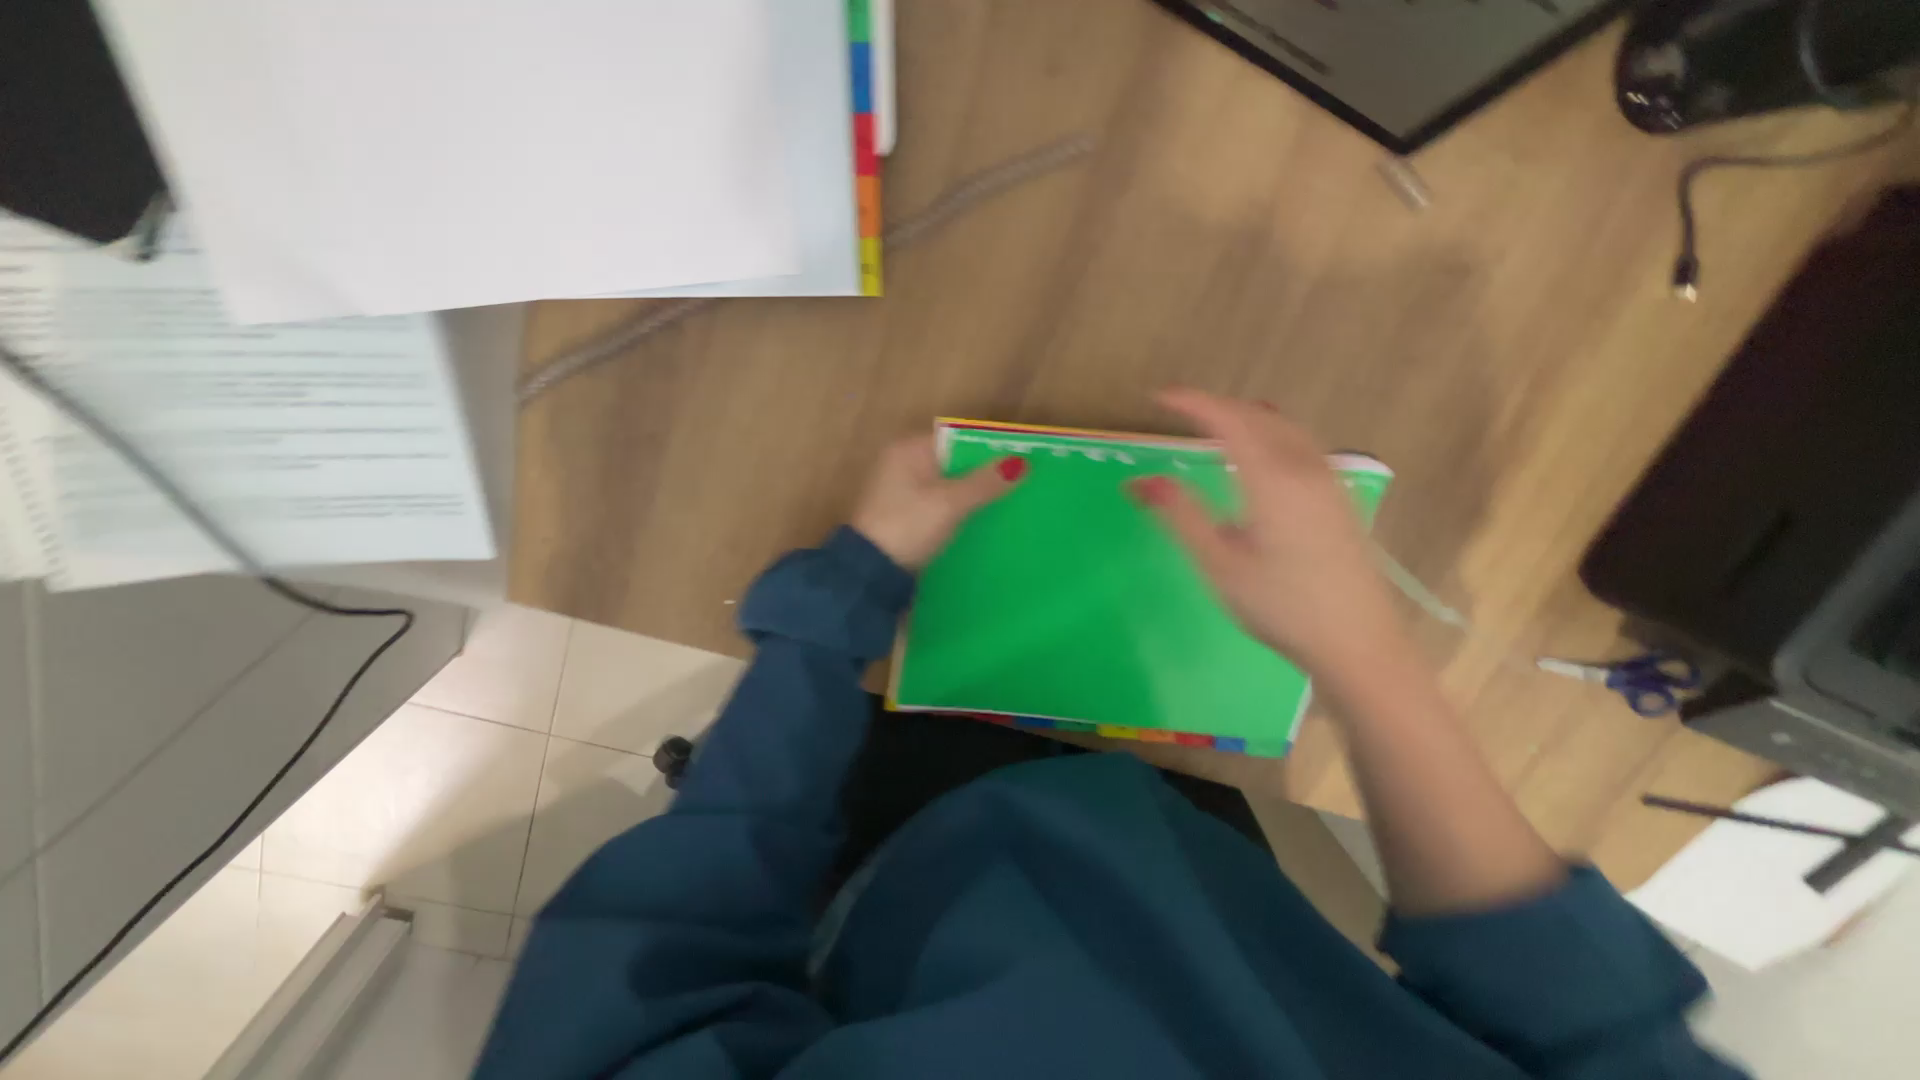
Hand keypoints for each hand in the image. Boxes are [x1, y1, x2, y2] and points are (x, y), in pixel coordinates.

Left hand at [850, 434, 1023, 569]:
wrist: (868, 572)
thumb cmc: (908, 526)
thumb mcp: (950, 503)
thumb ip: (985, 482)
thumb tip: (1022, 462)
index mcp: (908, 449)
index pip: (956, 438)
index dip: (988, 448)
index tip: (1019, 459)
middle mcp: (901, 463)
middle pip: (953, 461)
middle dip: (983, 472)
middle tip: (1020, 482)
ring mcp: (899, 490)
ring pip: (947, 484)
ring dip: (972, 493)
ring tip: (1008, 501)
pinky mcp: (902, 514)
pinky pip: (938, 503)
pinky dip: (958, 509)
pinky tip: (981, 520)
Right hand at [1131, 389, 1407, 682]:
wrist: (1358, 642)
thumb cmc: (1280, 606)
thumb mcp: (1219, 563)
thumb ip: (1180, 515)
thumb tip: (1138, 482)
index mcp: (1272, 477)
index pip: (1228, 419)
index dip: (1192, 403)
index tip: (1159, 398)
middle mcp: (1305, 467)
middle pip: (1259, 416)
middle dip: (1218, 406)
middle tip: (1181, 413)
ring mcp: (1329, 481)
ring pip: (1285, 428)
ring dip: (1248, 418)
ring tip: (1216, 428)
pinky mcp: (1341, 498)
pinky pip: (1301, 444)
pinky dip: (1271, 434)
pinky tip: (1261, 459)